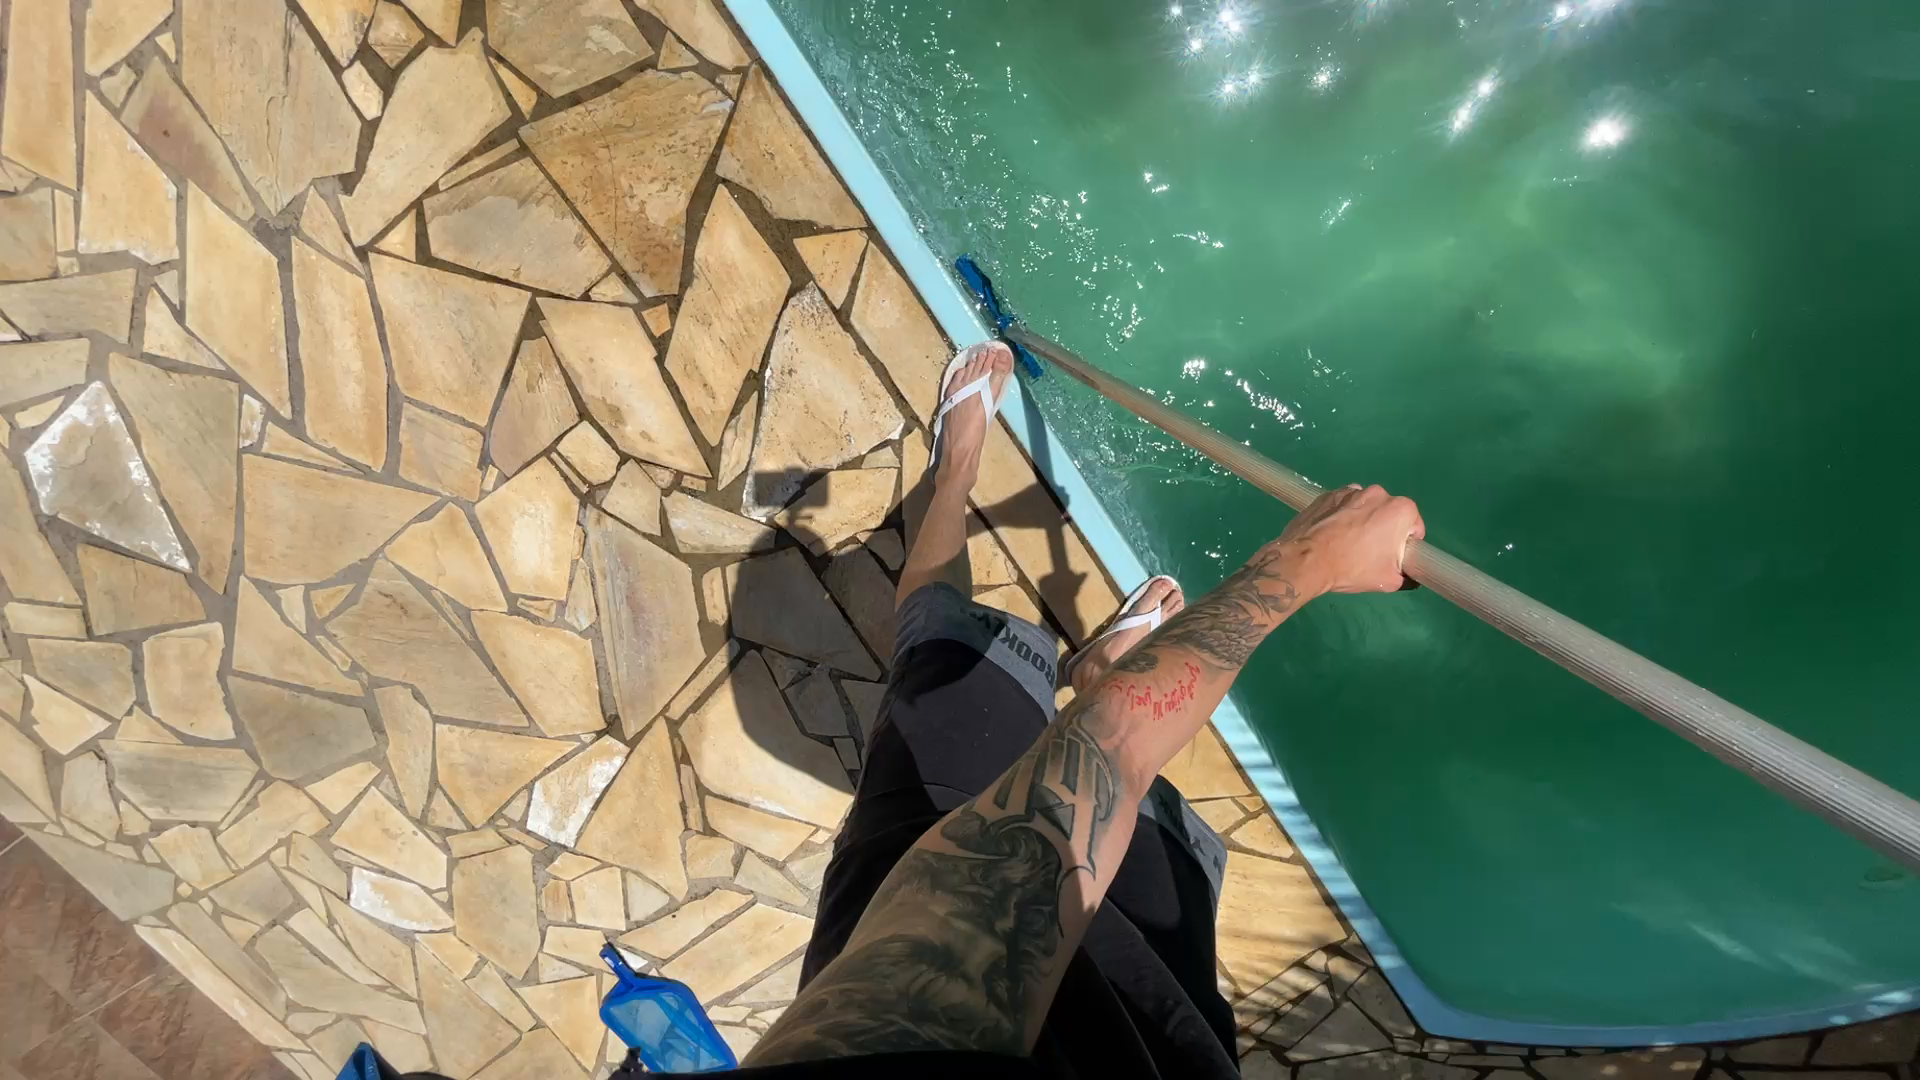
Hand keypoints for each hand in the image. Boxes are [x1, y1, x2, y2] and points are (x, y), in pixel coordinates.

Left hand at [1258, 484, 1424, 595]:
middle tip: (1368, 552)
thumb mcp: (1390, 580)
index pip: (1412, 527)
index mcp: (1400, 509)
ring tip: (1345, 542)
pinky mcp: (1325, 495)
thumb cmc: (1352, 568)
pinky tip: (1330, 533)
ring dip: (1360, 520)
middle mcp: (1377, 493)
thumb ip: (1407, 575)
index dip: (1405, 545)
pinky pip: (1340, 505)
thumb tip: (1410, 576)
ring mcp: (1348, 491)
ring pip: (1363, 507)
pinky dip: (1339, 515)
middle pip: (1387, 514)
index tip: (1391, 557)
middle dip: (1382, 530)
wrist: (1305, 560)